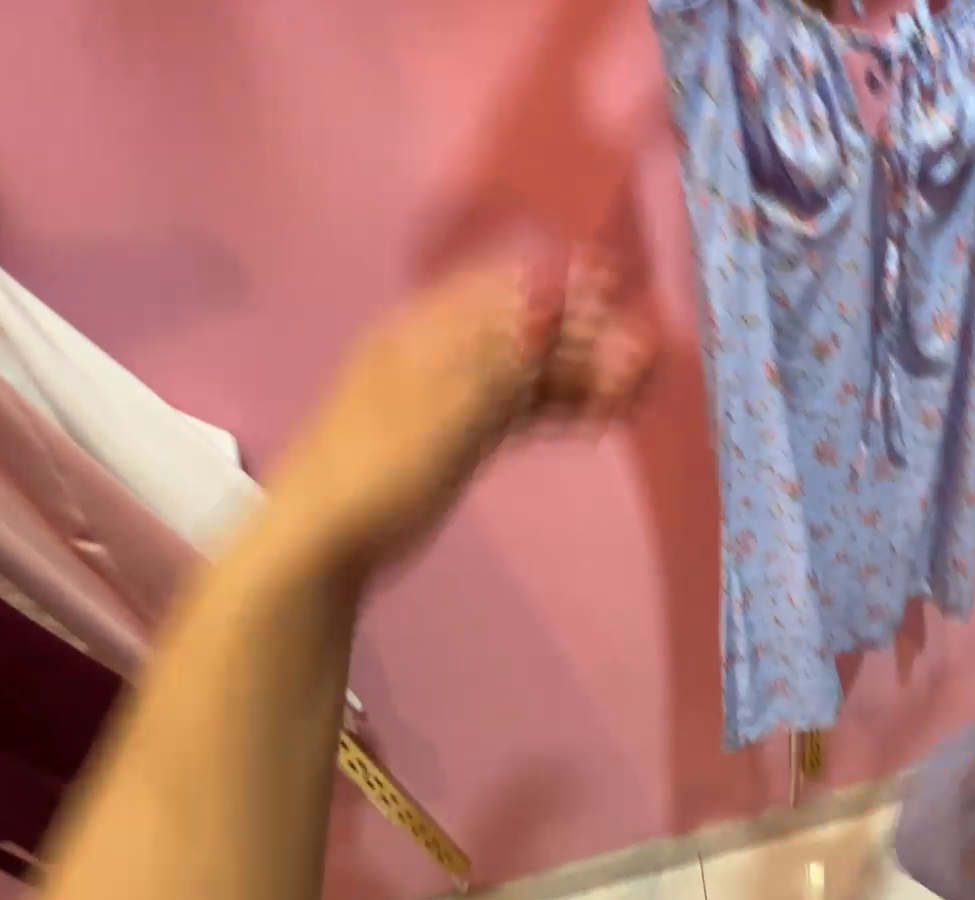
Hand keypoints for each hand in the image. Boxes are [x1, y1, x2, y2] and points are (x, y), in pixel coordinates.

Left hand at [260, 255, 650, 576]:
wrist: (328, 540)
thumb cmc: (378, 469)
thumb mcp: (443, 411)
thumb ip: (504, 358)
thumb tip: (553, 302)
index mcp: (429, 333)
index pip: (506, 290)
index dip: (563, 285)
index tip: (619, 287)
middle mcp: (448, 354)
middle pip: (530, 335)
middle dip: (590, 341)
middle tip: (646, 361)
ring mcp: (460, 396)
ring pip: (534, 376)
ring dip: (585, 380)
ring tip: (636, 393)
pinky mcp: (470, 434)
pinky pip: (527, 412)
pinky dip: (564, 412)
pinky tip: (600, 419)